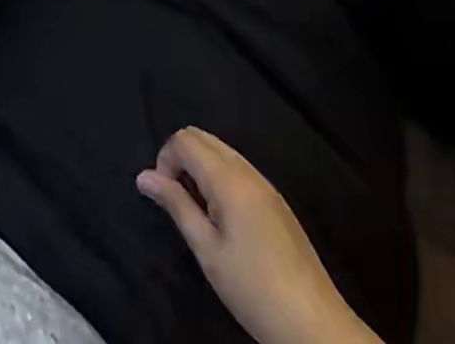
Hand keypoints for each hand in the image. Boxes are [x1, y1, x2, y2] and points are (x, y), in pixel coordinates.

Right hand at [137, 128, 381, 343]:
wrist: (310, 318)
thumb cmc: (251, 286)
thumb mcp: (206, 249)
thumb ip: (175, 205)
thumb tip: (144, 176)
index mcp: (229, 178)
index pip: (185, 139)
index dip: (165, 160)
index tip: (164, 197)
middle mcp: (247, 169)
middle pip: (202, 136)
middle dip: (179, 158)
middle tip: (176, 201)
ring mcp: (264, 181)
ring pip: (220, 150)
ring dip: (198, 167)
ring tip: (196, 212)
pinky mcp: (274, 197)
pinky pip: (237, 167)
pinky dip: (217, 176)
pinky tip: (220, 216)